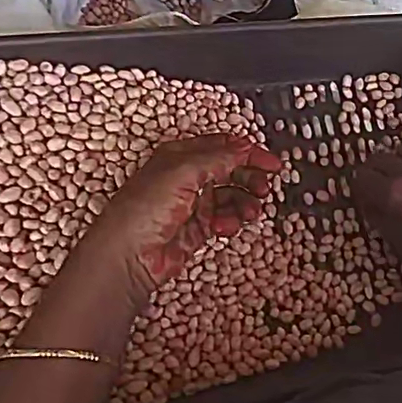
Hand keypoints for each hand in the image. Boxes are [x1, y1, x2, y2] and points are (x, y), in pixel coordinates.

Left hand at [72, 134, 281, 309]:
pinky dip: (230, 223)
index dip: (249, 152)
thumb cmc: (142, 210)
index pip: (223, 147)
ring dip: (244, 203)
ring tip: (249, 212)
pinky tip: (223, 228)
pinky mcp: (198, 229)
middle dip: (251, 178)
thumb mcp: (182, 171)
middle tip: (264, 188)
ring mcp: (194, 204)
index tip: (272, 164)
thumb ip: (218, 157)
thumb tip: (244, 147)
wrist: (128, 255)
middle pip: (231, 171)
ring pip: (232, 197)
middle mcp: (188, 178)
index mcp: (181, 156)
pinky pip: (225, 220)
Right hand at [352, 145, 401, 289]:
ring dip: (399, 163)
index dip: (360, 186)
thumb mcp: (396, 240)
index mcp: (392, 193)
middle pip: (380, 158)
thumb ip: (377, 216)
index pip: (362, 176)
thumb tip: (370, 204)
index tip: (363, 192)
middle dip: (375, 171)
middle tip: (378, 184)